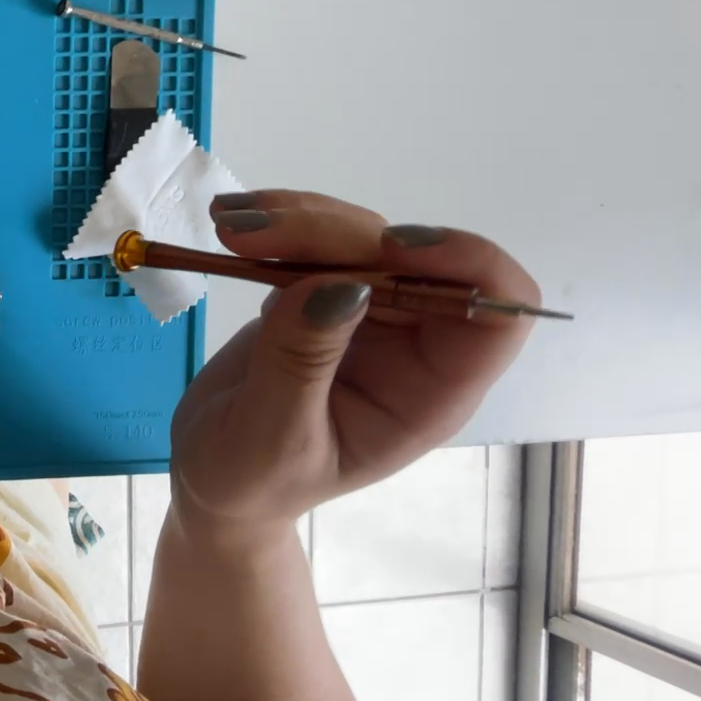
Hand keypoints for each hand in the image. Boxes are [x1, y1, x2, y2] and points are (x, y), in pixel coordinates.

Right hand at [170, 191, 539, 536]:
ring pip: (354, 240)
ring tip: (225, 221)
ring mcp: (358, 321)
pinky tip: (227, 224)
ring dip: (294, 220)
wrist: (209, 480)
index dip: (461, 265)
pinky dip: (272, 228)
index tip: (382, 246)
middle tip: (240, 232)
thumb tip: (337, 285)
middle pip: (403, 260)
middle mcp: (406, 346)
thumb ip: (301, 364)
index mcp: (426, 392)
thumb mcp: (273, 436)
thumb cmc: (248, 479)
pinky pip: (309, 250)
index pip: (491, 314)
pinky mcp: (309, 306)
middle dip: (328, 233)